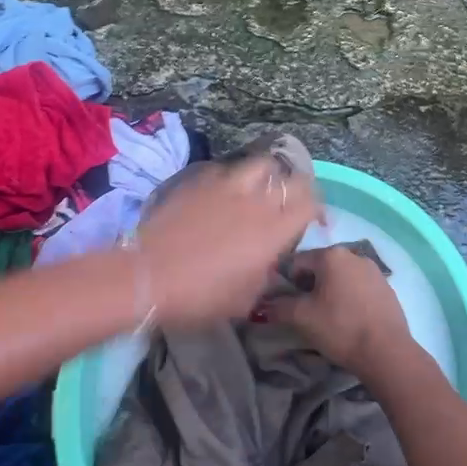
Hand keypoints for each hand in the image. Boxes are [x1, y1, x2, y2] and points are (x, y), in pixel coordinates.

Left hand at [134, 154, 319, 327]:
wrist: (147, 275)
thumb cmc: (198, 297)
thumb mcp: (242, 301)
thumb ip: (264, 277)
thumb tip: (268, 264)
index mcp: (273, 231)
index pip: (310, 205)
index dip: (318, 210)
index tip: (316, 221)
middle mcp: (257, 201)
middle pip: (292, 179)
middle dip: (300, 189)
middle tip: (294, 202)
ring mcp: (228, 185)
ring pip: (262, 165)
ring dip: (269, 176)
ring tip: (263, 188)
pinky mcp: (201, 180)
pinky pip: (227, 171)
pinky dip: (235, 179)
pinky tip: (227, 192)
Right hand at [262, 245, 413, 378]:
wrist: (386, 350)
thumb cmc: (340, 327)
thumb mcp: (302, 317)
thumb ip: (279, 306)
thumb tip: (263, 304)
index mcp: (332, 255)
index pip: (298, 261)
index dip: (284, 280)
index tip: (280, 301)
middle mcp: (353, 254)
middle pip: (321, 266)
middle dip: (308, 285)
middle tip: (302, 310)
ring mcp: (373, 269)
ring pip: (341, 276)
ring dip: (329, 290)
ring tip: (325, 315)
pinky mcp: (385, 286)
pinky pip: (358, 286)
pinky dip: (348, 296)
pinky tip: (347, 317)